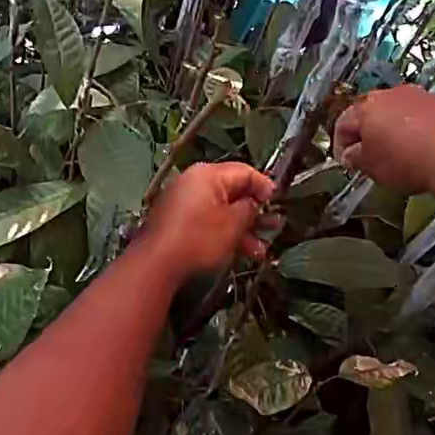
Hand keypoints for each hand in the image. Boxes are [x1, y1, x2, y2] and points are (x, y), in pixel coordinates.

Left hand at [135, 163, 272, 277]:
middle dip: (254, 213)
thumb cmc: (199, 238)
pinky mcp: (174, 221)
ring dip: (241, 228)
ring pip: (219, 210)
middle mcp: (191, 182)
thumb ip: (249, 209)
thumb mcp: (233, 224)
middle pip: (231, 192)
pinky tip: (237, 252)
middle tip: (273, 229)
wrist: (156, 263)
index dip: (264, 187)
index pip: (244, 171)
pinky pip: (204, 220)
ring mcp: (180, 201)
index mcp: (206, 174)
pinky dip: (221, 233)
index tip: (278, 203)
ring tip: (259, 251)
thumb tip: (252, 203)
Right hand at [332, 85, 434, 192]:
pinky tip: (416, 149)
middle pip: (369, 113)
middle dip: (365, 134)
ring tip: (393, 154)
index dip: (340, 146)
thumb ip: (354, 157)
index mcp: (366, 107)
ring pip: (393, 113)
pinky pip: (416, 116)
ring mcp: (418, 96)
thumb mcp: (369, 165)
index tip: (346, 164)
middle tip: (367, 157)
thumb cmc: (403, 160)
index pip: (342, 124)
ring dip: (388, 131)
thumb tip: (351, 154)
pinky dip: (411, 130)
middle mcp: (390, 94)